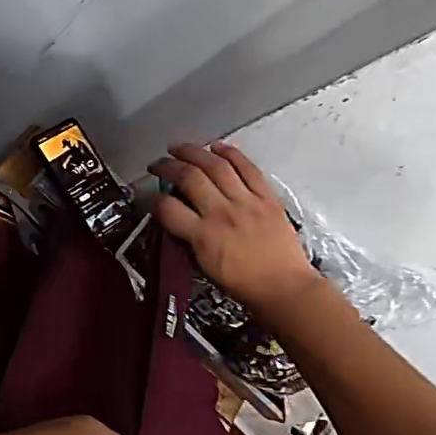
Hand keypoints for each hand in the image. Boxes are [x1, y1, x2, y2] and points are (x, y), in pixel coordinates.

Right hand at [150, 143, 322, 315]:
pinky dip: (231, 154)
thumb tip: (176, 219)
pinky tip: (217, 147)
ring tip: (180, 147)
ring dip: (194, 152)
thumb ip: (187, 239)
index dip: (155, 199)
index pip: (168, 208)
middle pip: (189, 178)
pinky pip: (248, 168)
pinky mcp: (267, 198)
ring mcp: (246, 202)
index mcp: (202, 236)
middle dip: (168, 165)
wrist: (283, 287)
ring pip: (216, 166)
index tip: (152, 197)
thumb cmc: (241, 283)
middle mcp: (222, 214)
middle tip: (158, 163)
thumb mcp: (202, 265)